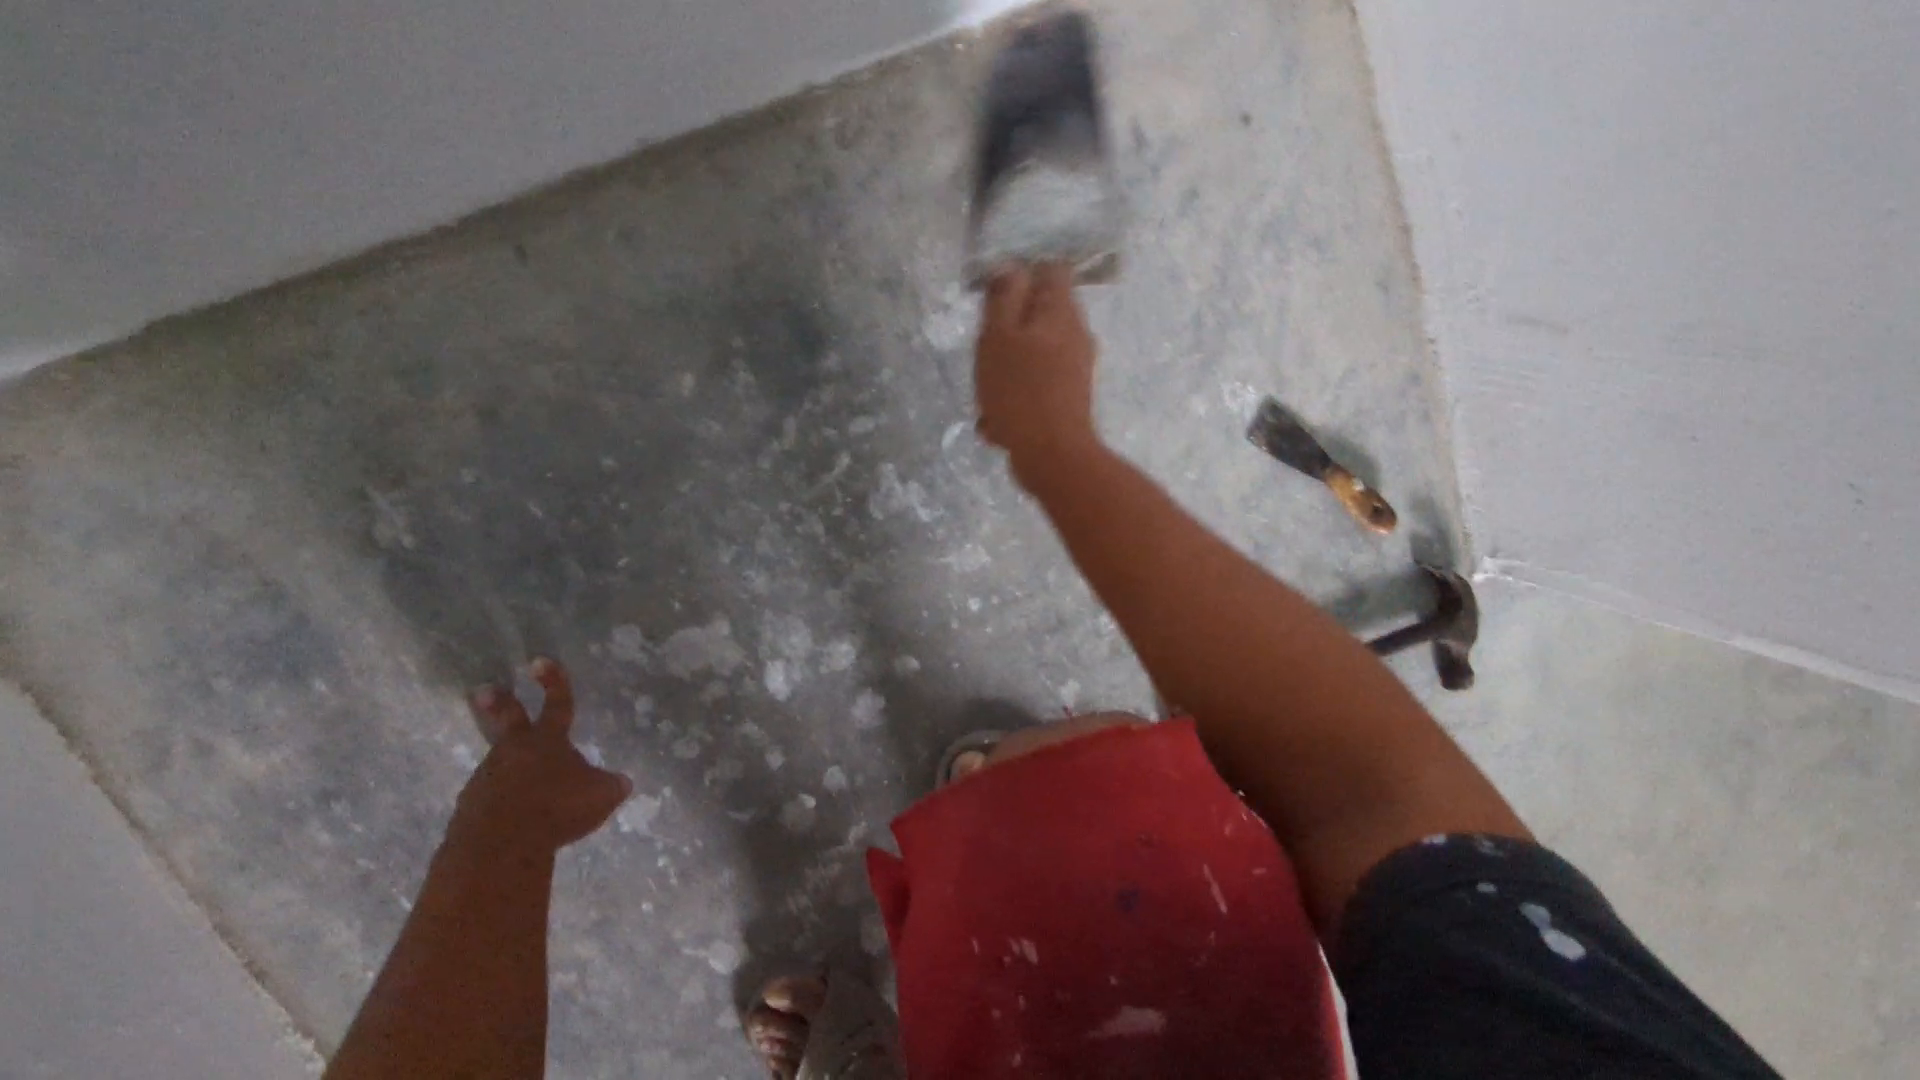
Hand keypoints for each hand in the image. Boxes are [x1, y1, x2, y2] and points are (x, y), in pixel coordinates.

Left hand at [453, 658, 631, 852]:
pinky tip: (512, 817)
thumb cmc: (556, 808)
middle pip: (507, 719)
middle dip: (498, 702)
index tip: (540, 660)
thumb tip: (621, 781)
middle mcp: (514, 751)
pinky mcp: (470, 806)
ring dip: (508, 767)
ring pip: (499, 763)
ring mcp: (487, 777)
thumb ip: (610, 785)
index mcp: (548, 740)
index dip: (554, 682)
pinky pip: (490, 796)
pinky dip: (501, 800)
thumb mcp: (601, 796)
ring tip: (524, 787)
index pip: (558, 704)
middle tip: (485, 689)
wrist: (500, 843)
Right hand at [975, 263, 1101, 479]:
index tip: (994, 293)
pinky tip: (996, 423)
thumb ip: (1003, 298)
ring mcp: (1075, 369)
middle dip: (1007, 329)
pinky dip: (1014, 398)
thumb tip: (1010, 266)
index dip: (1022, 273)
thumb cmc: (1019, 391)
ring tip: (986, 395)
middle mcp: (1076, 335)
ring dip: (1006, 369)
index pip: (1051, 269)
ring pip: (1033, 354)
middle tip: (983, 350)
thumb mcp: (998, 337)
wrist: (1052, 457)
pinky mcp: (1069, 399)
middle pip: (1040, 314)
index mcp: (1060, 312)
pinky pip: (1035, 386)